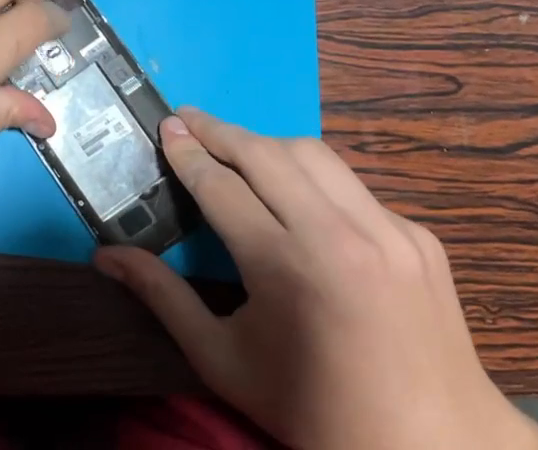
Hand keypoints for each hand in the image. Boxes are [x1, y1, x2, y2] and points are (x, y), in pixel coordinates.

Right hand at [94, 109, 537, 449]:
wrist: (434, 447)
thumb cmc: (313, 408)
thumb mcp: (222, 360)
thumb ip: (161, 296)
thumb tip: (103, 255)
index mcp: (287, 266)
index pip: (221, 185)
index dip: (187, 154)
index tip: (163, 128)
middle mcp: (340, 234)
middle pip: (266, 153)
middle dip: (219, 130)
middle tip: (186, 120)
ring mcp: (390, 231)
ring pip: (315, 155)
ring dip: (266, 144)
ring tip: (234, 149)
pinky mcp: (420, 237)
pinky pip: (355, 188)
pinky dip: (316, 180)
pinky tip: (300, 201)